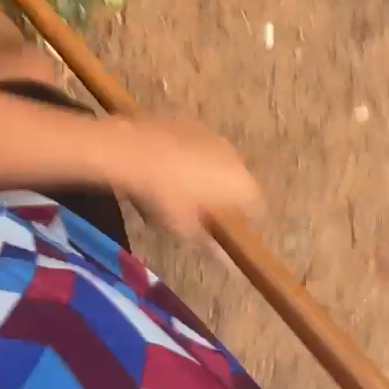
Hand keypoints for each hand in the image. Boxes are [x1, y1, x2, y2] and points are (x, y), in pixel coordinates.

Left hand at [104, 118, 260, 237]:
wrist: (132, 150)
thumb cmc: (164, 196)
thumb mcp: (184, 228)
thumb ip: (210, 246)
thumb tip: (228, 265)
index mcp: (241, 185)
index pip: (256, 208)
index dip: (243, 220)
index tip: (227, 230)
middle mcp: (235, 157)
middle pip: (237, 181)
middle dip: (223, 195)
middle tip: (200, 211)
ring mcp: (213, 136)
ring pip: (217, 161)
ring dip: (206, 173)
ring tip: (179, 187)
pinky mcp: (190, 122)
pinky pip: (197, 145)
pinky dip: (188, 155)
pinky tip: (166, 165)